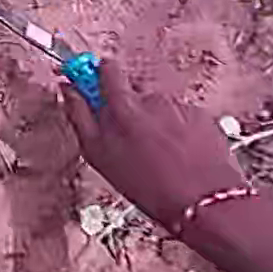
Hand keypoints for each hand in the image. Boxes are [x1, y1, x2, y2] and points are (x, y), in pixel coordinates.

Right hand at [61, 60, 248, 229]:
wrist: (204, 203)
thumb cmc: (147, 183)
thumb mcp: (96, 152)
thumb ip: (78, 113)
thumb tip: (68, 90)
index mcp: (123, 104)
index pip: (105, 69)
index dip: (94, 73)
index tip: (87, 83)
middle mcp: (153, 99)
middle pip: (131, 89)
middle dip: (123, 104)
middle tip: (121, 133)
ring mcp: (181, 107)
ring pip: (155, 105)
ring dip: (149, 119)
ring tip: (151, 150)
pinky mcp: (203, 118)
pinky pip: (180, 116)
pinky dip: (174, 128)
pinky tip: (172, 151)